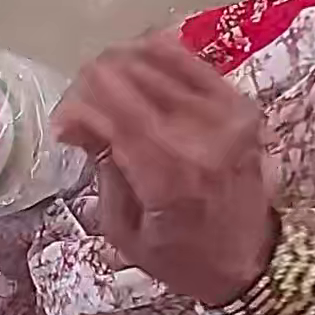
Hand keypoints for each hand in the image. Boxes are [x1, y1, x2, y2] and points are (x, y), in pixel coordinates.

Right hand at [54, 34, 276, 306]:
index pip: (106, 104)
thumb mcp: (124, 231)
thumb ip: (100, 167)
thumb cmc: (181, 257)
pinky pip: (187, 57)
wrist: (250, 261)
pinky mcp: (239, 102)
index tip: (64, 129)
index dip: (73, 107)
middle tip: (84, 114)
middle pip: (123, 70)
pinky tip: (141, 75)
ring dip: (119, 69)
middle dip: (91, 86)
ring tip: (110, 95)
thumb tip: (74, 121)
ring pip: (152, 54)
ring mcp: (224, 111)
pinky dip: (155, 58)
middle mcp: (198, 131)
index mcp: (166, 171)